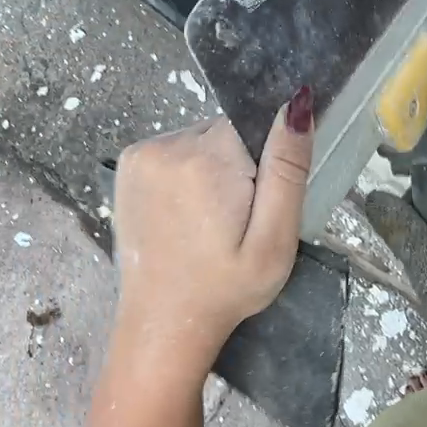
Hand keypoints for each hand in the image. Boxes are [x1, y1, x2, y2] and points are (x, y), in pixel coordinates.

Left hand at [112, 87, 314, 354]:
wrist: (164, 323)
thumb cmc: (227, 287)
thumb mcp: (274, 239)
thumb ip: (288, 169)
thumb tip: (298, 103)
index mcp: (207, 159)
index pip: (253, 124)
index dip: (265, 160)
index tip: (259, 201)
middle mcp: (168, 145)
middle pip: (227, 131)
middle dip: (240, 164)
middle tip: (240, 217)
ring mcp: (142, 154)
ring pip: (202, 139)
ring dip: (213, 167)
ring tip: (212, 219)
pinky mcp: (128, 165)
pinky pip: (176, 150)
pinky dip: (188, 172)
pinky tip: (188, 212)